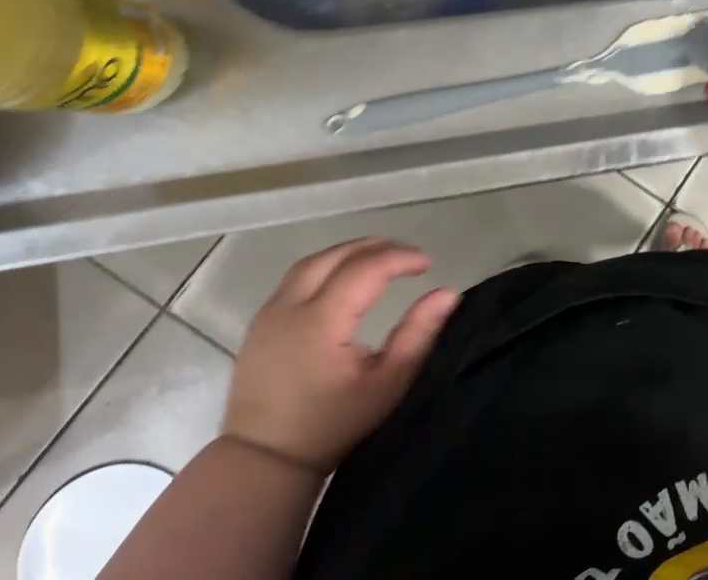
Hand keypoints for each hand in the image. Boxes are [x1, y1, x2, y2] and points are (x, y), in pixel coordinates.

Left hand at [222, 238, 458, 474]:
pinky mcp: (260, 324)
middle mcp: (290, 307)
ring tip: (380, 260)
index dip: (401, 258)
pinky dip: (326, 267)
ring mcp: (269, 314)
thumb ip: (418, 334)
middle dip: (377, 247)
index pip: (367, 268)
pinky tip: (344, 280)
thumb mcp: (387, 383)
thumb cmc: (332, 424)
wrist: (264, 460)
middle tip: (409, 256)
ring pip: (311, 262)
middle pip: (336, 255)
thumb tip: (448, 293)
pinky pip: (295, 278)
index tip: (429, 263)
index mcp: (321, 321)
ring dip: (349, 253)